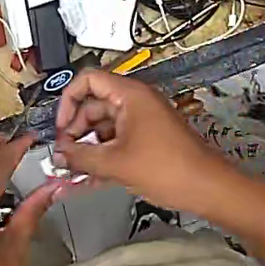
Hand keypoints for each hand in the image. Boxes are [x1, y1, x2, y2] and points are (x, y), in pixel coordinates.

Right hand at [53, 69, 240, 217]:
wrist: (204, 185)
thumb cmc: (170, 167)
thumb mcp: (115, 163)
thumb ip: (80, 157)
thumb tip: (60, 155)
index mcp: (130, 94)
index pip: (88, 80)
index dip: (68, 101)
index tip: (60, 127)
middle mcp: (136, 100)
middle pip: (94, 105)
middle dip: (76, 130)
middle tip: (65, 155)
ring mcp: (143, 118)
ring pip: (104, 125)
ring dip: (88, 146)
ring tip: (75, 170)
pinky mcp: (148, 136)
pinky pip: (117, 139)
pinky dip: (103, 154)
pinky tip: (91, 176)